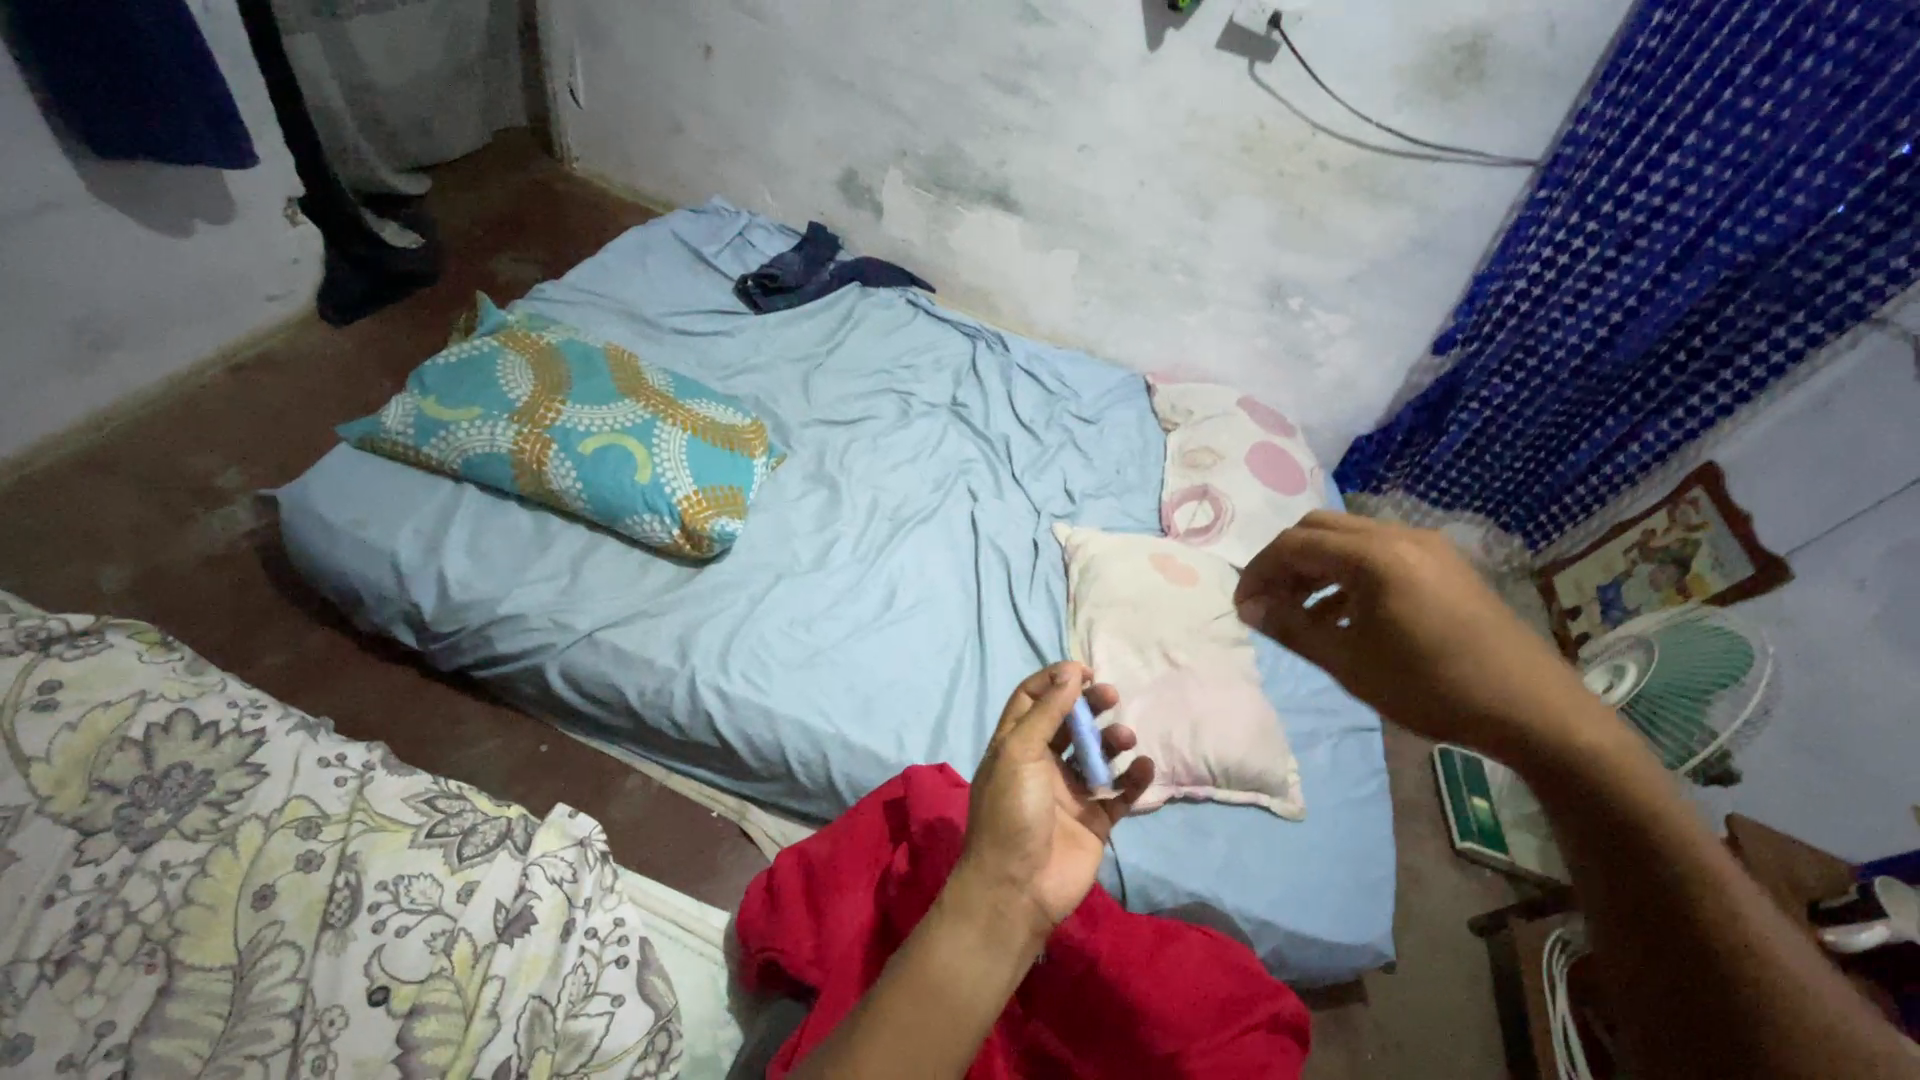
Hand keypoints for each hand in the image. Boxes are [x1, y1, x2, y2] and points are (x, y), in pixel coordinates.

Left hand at [956, 663, 1153, 940]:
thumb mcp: (1019, 754)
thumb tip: (1070, 673)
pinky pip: (1120, 793)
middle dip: (1089, 705)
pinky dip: (1135, 778)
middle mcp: (1041, 765)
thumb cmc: (1011, 813)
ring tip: (1125, 737)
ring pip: (1097, 755)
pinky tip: (1144, 768)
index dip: (1054, 681)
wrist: (1017, 889)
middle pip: (1068, 723)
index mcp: (1014, 746)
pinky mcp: (1095, 821)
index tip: (1082, 671)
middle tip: (1111, 695)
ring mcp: (1069, 793)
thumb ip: (1046, 713)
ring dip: (1113, 740)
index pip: (1031, 700)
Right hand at [1234, 511, 1597, 759]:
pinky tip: (1344, 613)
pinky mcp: (1445, 564)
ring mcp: (1427, 546)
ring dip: (1316, 565)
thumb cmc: (1431, 687)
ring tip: (1300, 611)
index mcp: (1374, 556)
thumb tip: (1249, 608)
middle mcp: (1399, 535)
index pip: (1294, 544)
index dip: (1259, 572)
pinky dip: (1349, 571)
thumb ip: (1292, 628)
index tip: (1243, 608)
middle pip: (1319, 528)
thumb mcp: (1349, 663)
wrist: (1530, 708)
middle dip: (1285, 561)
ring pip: (1350, 537)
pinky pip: (1380, 551)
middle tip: (1268, 603)